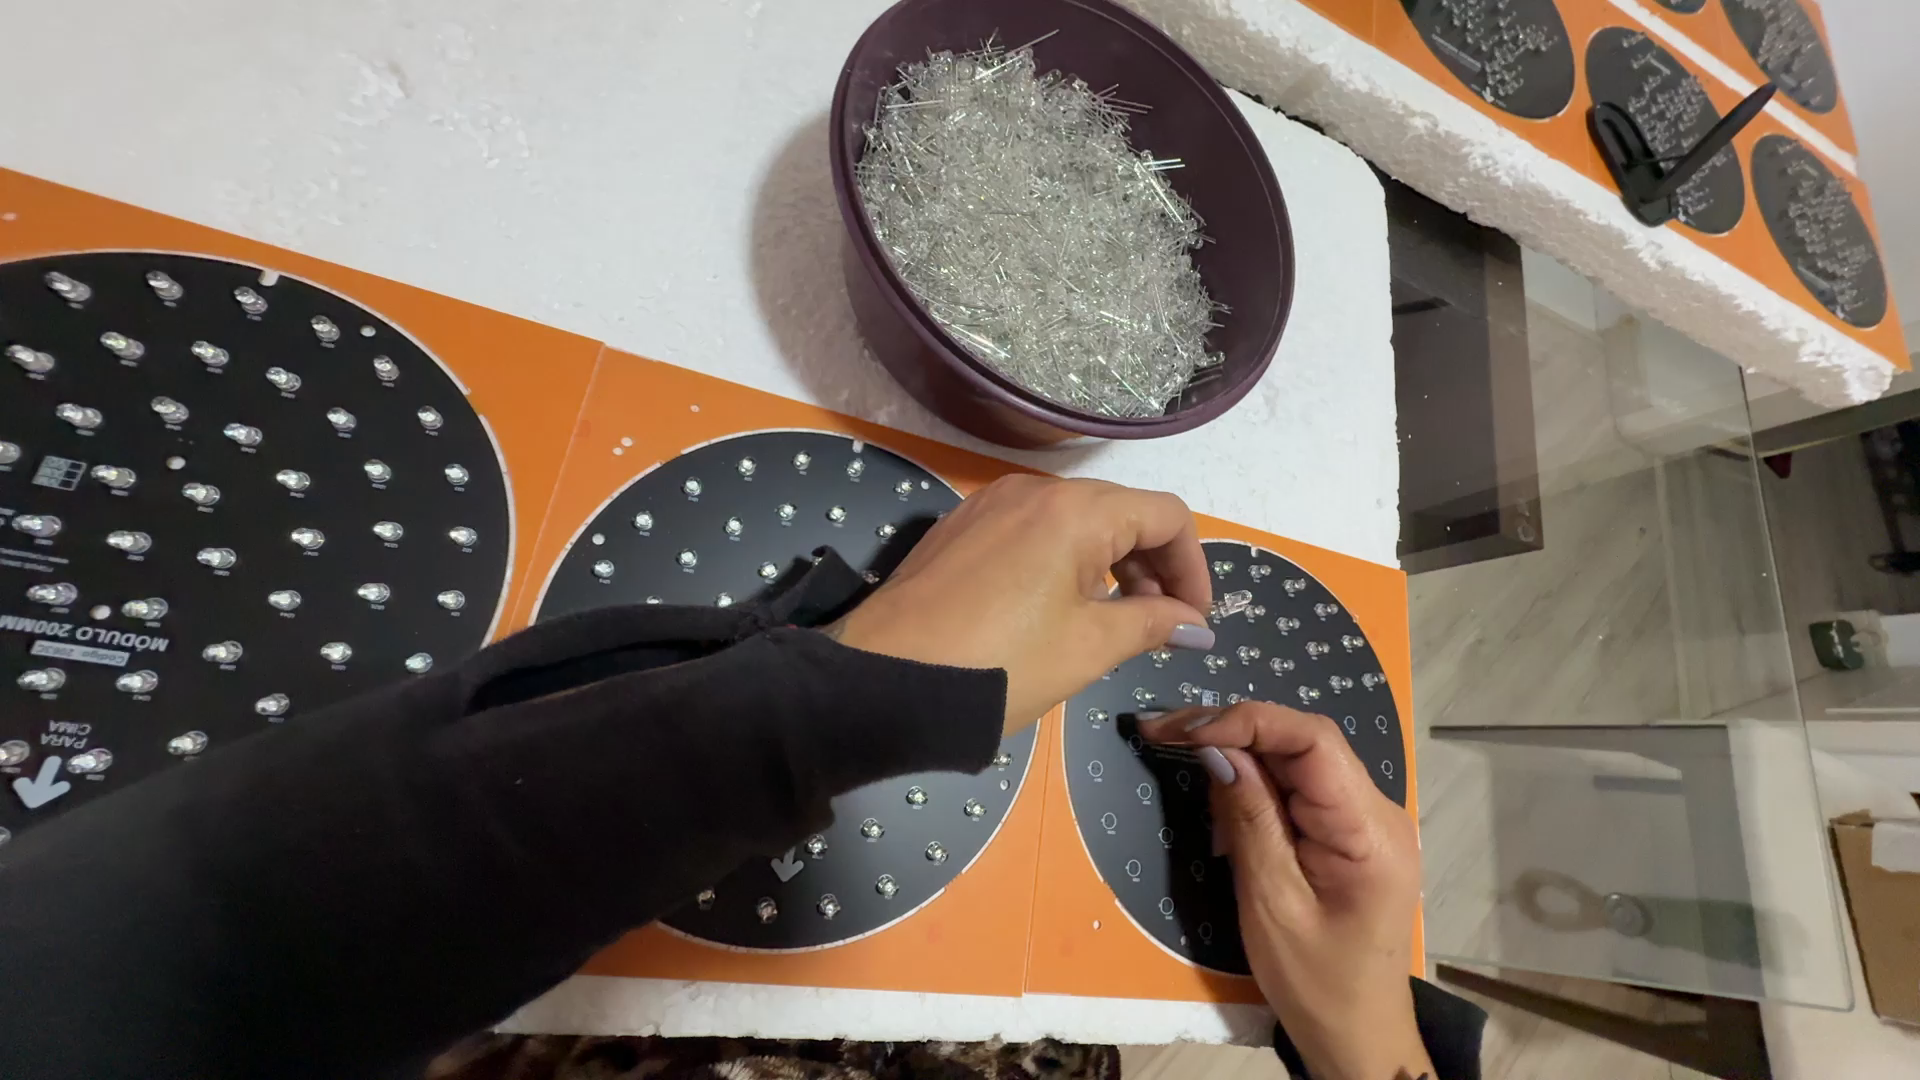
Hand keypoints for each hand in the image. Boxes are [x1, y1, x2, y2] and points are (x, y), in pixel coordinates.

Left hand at [831, 475, 1214, 731]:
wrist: (882, 678)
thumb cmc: (998, 663)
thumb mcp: (1087, 648)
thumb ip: (1151, 624)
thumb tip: (1192, 623)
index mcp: (1074, 510)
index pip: (1165, 515)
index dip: (1193, 566)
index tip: (1192, 620)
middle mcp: (1032, 490)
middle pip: (1120, 512)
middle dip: (1152, 565)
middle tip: (1158, 626)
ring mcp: (989, 504)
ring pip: (1073, 521)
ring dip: (1108, 564)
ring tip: (1111, 620)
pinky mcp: (959, 527)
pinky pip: (1031, 531)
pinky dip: (1062, 561)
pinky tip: (1055, 606)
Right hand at [1142, 703, 1431, 1079]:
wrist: (1357, 1035)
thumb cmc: (1316, 980)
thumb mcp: (1271, 900)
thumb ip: (1248, 816)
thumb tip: (1214, 747)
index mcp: (1369, 830)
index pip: (1313, 741)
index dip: (1247, 721)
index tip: (1185, 732)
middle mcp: (1374, 808)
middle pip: (1300, 738)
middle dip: (1229, 726)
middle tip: (1161, 729)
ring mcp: (1359, 815)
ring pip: (1291, 754)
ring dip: (1232, 744)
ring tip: (1173, 742)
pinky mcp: (1340, 825)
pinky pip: (1291, 780)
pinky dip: (1247, 772)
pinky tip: (1212, 775)